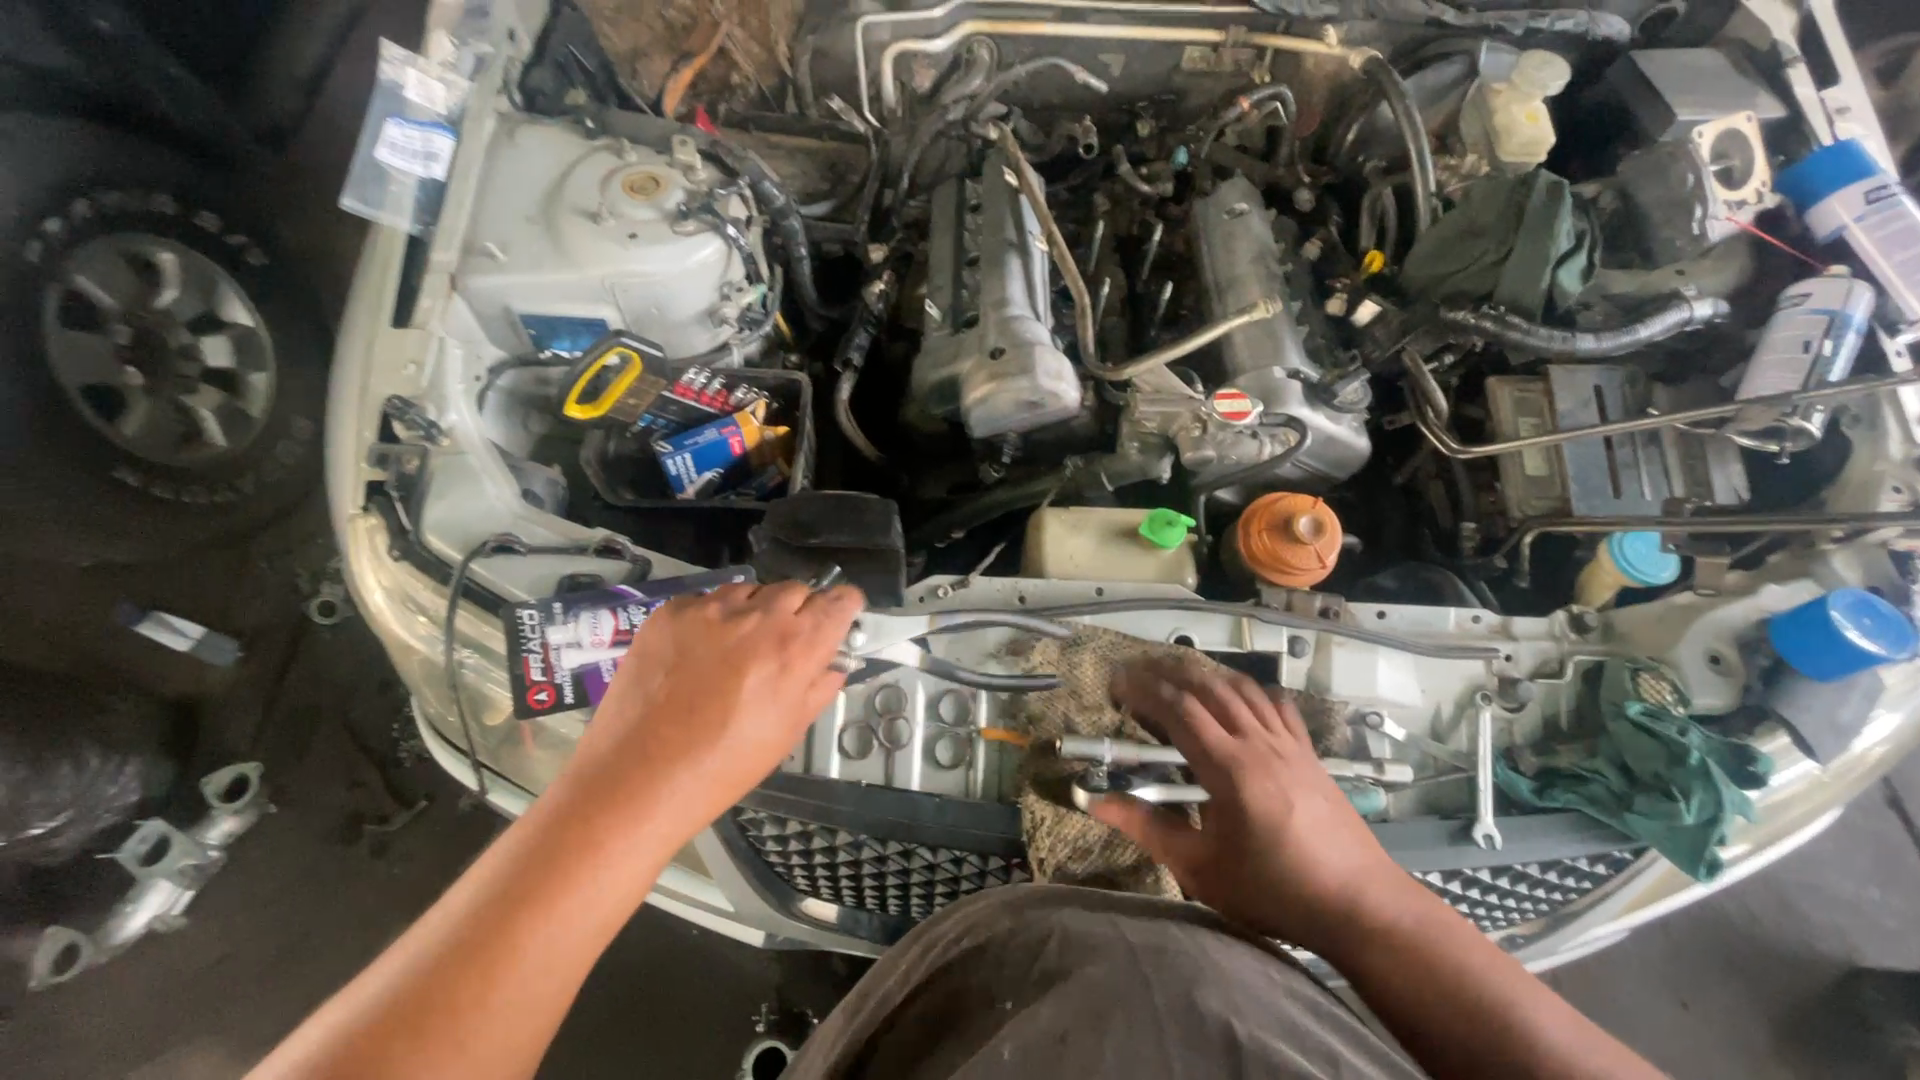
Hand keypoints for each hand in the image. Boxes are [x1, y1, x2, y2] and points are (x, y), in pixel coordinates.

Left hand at [552, 583, 863, 845]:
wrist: (638, 777)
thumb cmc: (723, 766)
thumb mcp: (787, 732)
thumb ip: (818, 689)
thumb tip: (832, 665)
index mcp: (797, 647)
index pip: (840, 600)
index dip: (844, 607)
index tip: (837, 620)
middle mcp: (759, 616)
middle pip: (796, 589)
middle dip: (799, 609)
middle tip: (783, 643)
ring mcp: (710, 609)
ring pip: (750, 590)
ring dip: (755, 609)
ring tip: (738, 647)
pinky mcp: (671, 611)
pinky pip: (706, 600)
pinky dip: (713, 617)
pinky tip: (699, 652)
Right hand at [1091, 656, 1414, 952]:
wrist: (1359, 905)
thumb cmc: (1274, 890)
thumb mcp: (1201, 869)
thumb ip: (1148, 829)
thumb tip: (1096, 801)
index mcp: (1229, 768)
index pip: (1179, 710)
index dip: (1144, 690)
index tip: (1116, 684)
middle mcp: (1259, 744)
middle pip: (1208, 688)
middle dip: (1167, 673)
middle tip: (1135, 672)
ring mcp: (1289, 745)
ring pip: (1243, 689)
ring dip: (1205, 674)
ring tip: (1176, 675)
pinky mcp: (1310, 754)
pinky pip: (1277, 705)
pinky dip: (1249, 690)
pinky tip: (1238, 695)